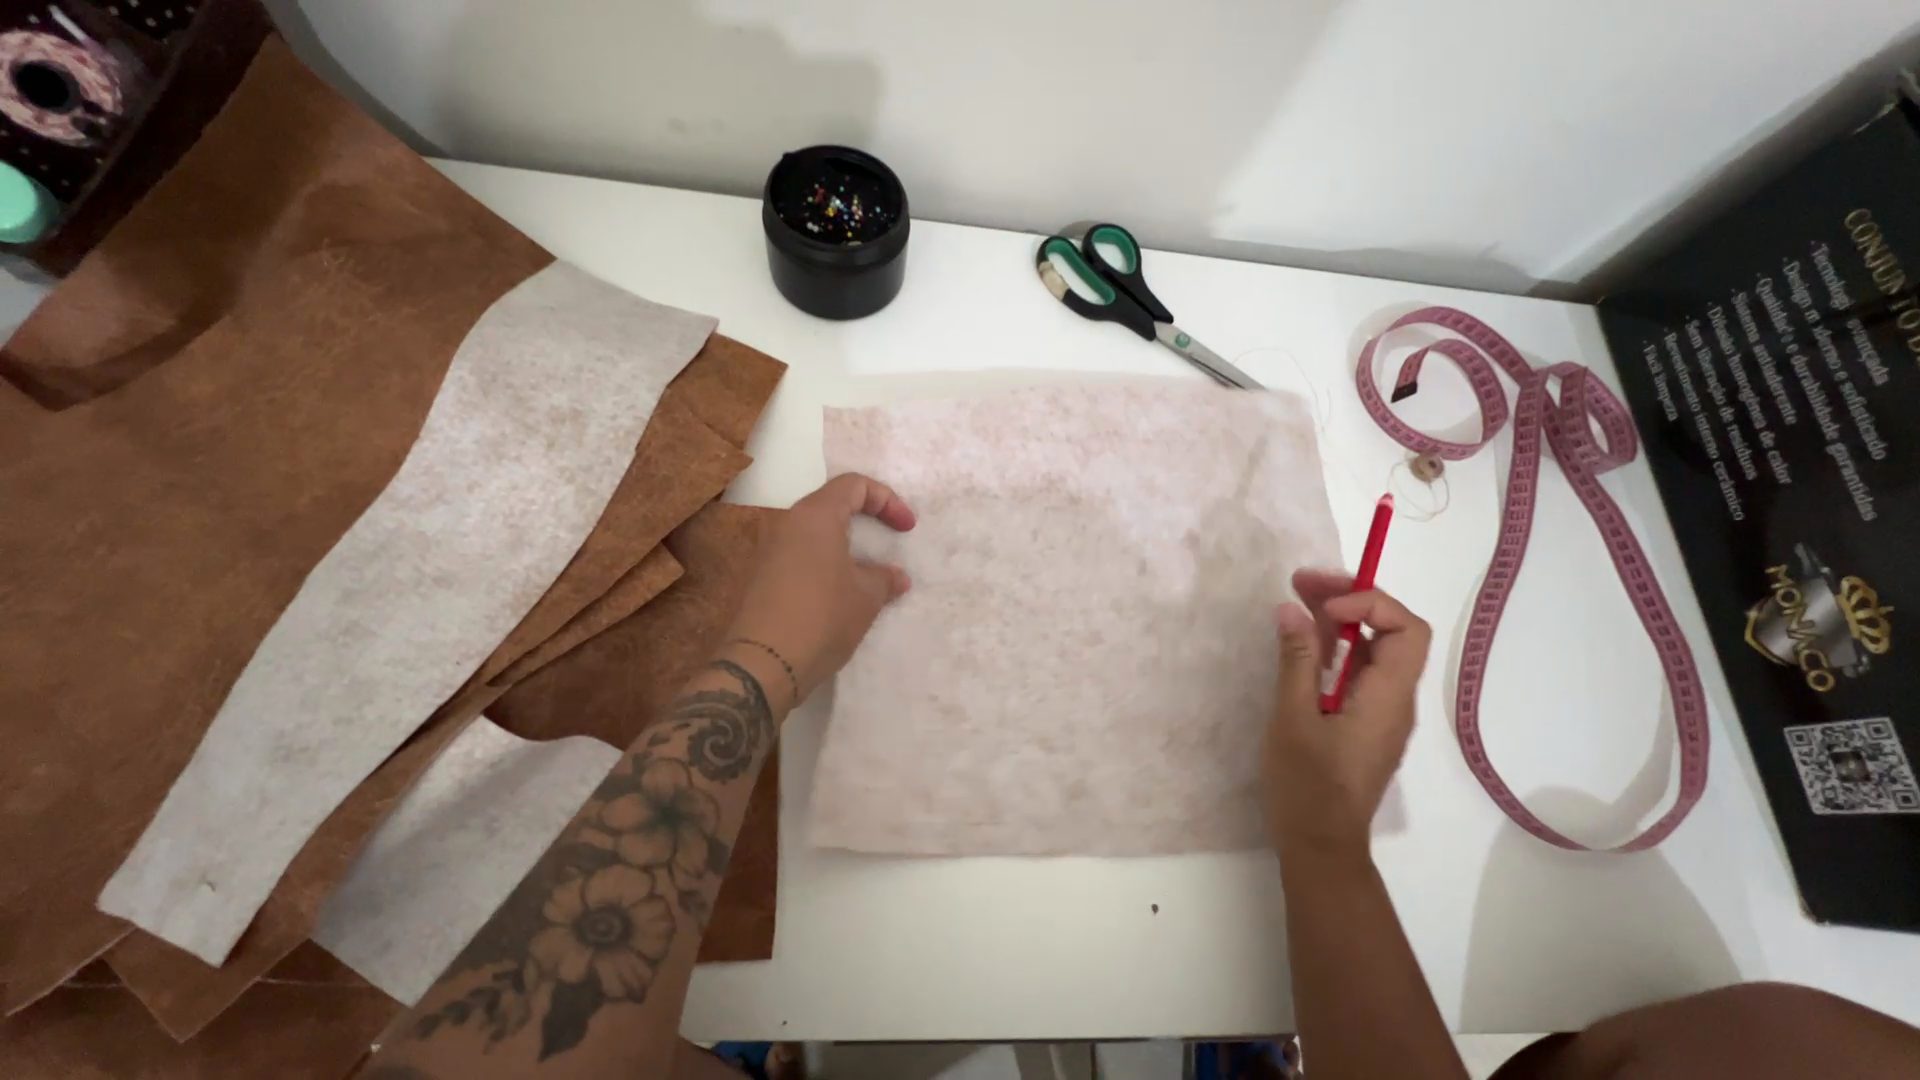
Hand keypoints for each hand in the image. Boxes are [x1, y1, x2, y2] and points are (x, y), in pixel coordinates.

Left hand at [726, 473, 914, 704]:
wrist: (764, 663)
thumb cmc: (823, 617)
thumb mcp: (866, 597)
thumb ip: (884, 579)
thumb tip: (895, 576)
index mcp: (815, 516)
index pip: (853, 484)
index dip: (886, 499)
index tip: (906, 529)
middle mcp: (788, 525)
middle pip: (831, 504)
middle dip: (865, 518)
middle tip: (888, 540)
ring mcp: (771, 552)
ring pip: (815, 534)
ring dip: (845, 546)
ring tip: (868, 573)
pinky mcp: (763, 579)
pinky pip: (802, 557)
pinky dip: (827, 564)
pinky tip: (841, 594)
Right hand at [1265, 568, 1430, 859]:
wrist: (1320, 844)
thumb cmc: (1306, 784)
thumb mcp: (1292, 717)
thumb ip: (1297, 659)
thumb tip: (1292, 609)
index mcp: (1387, 697)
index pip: (1407, 629)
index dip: (1369, 603)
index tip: (1321, 605)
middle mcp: (1396, 700)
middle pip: (1392, 632)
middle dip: (1350, 599)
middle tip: (1300, 583)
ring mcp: (1382, 713)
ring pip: (1375, 651)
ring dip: (1340, 620)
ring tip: (1296, 603)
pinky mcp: (1365, 723)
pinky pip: (1361, 672)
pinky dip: (1336, 648)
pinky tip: (1304, 645)